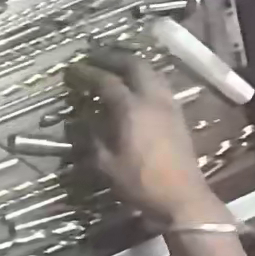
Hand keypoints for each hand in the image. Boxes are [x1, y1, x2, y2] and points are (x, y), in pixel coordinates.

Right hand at [68, 49, 230, 225]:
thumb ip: (92, 139)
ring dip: (131, 65)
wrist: (182, 198)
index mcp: (131, 109)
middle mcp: (152, 98)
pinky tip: (137, 88)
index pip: (105, 81)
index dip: (86, 73)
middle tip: (94, 58)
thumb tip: (80, 122)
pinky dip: (145, 78)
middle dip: (112, 58)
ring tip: (116, 69)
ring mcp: (169, 105)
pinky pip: (160, 85)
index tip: (71, 70)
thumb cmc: (141, 183)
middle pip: (133, 64)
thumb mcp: (107, 165)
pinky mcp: (178, 115)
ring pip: (151, 71)